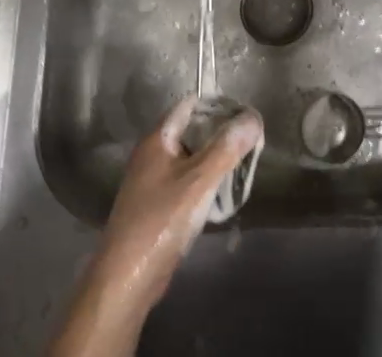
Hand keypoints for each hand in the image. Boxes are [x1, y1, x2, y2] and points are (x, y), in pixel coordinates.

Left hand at [88, 96, 263, 311]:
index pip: (189, 105)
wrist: (127, 276)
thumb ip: (227, 148)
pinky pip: (187, 181)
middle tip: (253, 142)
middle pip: (192, 131)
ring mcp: (153, 181)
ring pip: (191, 158)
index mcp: (157, 140)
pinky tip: (224, 194)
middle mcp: (152, 154)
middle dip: (222, 134)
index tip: (247, 114)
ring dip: (216, 160)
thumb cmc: (161, 220)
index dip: (218, 104)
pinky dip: (206, 182)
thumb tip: (253, 117)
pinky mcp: (157, 204)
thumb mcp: (199, 181)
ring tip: (245, 166)